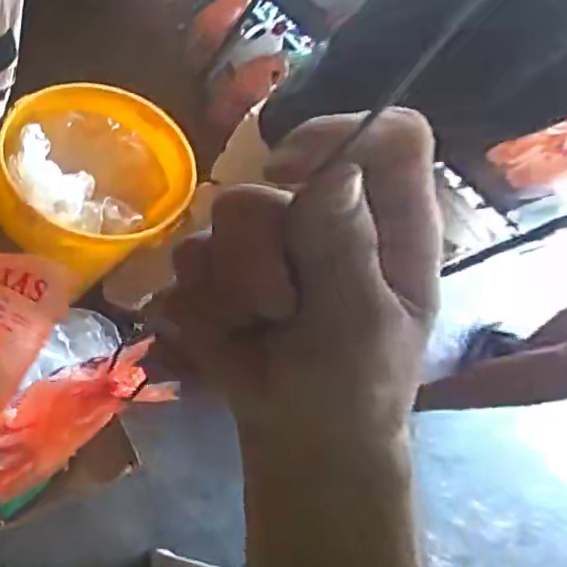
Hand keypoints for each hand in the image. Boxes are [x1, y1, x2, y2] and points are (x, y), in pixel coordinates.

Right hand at [158, 109, 440, 455]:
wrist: (296, 429)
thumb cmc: (353, 381)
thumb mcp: (360, 321)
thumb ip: (343, 248)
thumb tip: (333, 175)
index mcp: (383, 221)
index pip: (381, 137)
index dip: (335, 136)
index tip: (287, 173)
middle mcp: (316, 218)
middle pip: (262, 188)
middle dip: (256, 255)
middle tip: (277, 309)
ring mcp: (258, 243)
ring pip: (214, 225)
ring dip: (227, 287)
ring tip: (254, 327)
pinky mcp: (211, 271)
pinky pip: (183, 263)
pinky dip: (198, 303)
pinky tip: (222, 331)